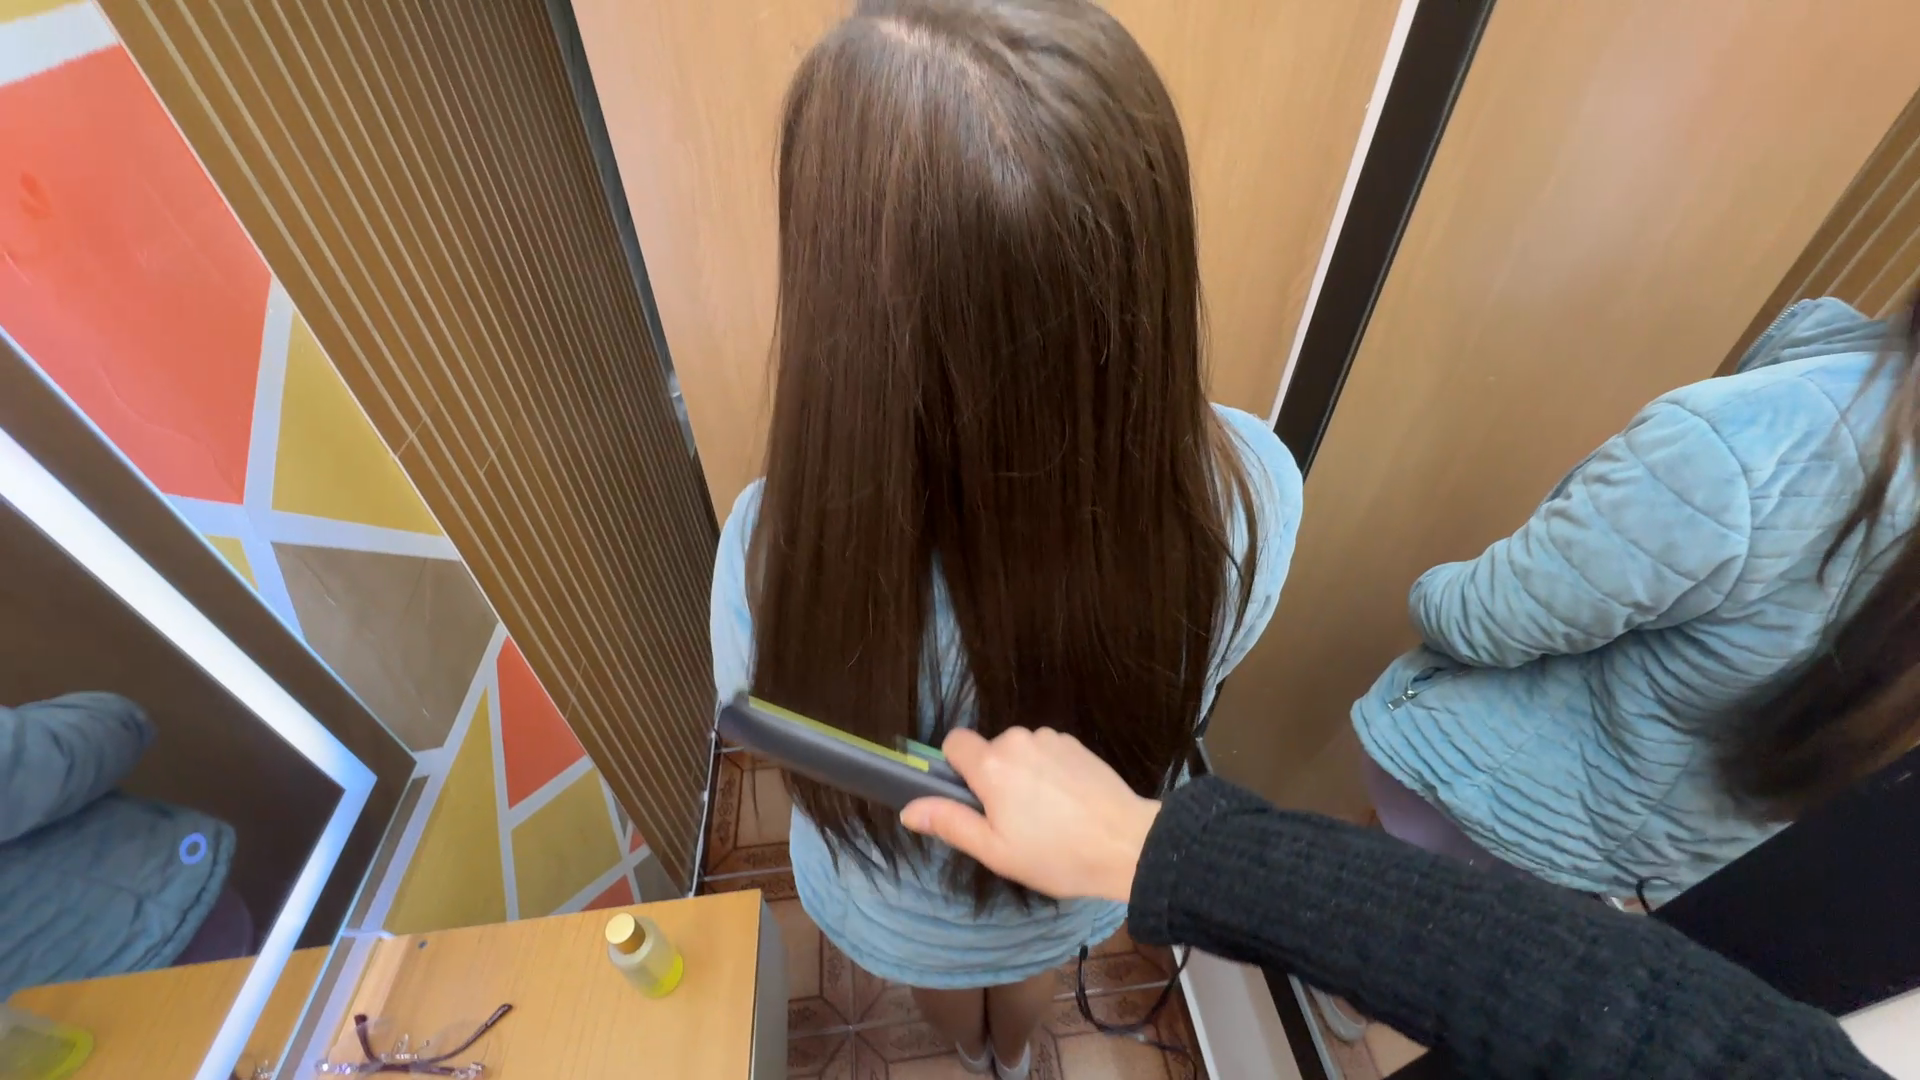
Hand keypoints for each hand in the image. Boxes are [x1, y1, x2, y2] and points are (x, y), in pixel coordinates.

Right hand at [899, 727, 1159, 902]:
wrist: (1127, 843)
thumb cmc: (1056, 855)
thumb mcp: (996, 851)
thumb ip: (950, 823)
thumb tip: (909, 809)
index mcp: (991, 764)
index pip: (954, 742)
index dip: (955, 768)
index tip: (972, 799)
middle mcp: (1017, 739)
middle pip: (988, 750)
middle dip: (992, 778)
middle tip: (1013, 821)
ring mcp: (1049, 738)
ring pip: (1018, 752)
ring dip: (1021, 774)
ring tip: (1046, 815)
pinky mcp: (1075, 743)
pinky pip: (1045, 751)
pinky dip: (1047, 770)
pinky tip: (1066, 802)